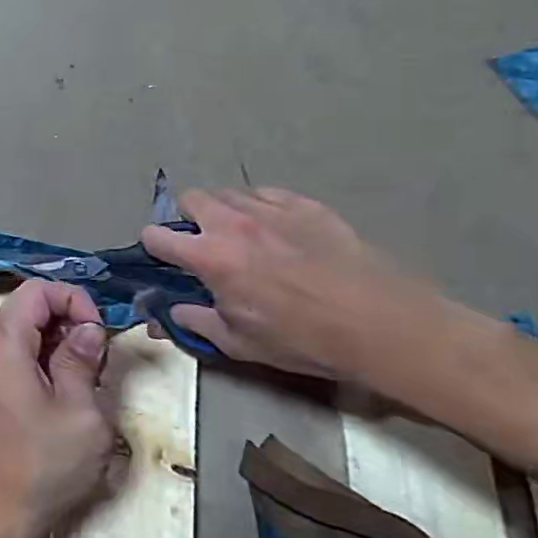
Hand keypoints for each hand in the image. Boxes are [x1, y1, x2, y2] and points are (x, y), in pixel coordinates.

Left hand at [0, 280, 116, 537]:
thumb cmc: (45, 460)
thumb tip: (89, 328)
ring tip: (86, 375)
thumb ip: (83, 359)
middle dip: (71, 319)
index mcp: (3, 339)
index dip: (75, 300)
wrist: (3, 504)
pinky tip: (68, 385)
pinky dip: (48, 354)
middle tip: (97, 357)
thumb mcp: (80, 410)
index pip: (39, 289)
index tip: (99, 333)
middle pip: (32, 304)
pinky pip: (22, 346)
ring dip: (62, 339)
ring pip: (29, 325)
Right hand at [140, 188, 478, 382]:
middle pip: (190, 199)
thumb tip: (168, 314)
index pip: (156, 236)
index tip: (167, 261)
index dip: (154, 247)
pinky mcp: (307, 206)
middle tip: (205, 244)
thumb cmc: (304, 339)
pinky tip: (278, 230)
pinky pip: (269, 194)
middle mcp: (232, 224)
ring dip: (225, 211)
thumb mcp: (239, 343)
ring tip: (243, 236)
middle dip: (188, 218)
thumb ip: (195, 323)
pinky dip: (263, 207)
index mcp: (209, 257)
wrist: (383, 325)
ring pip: (229, 193)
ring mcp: (271, 209)